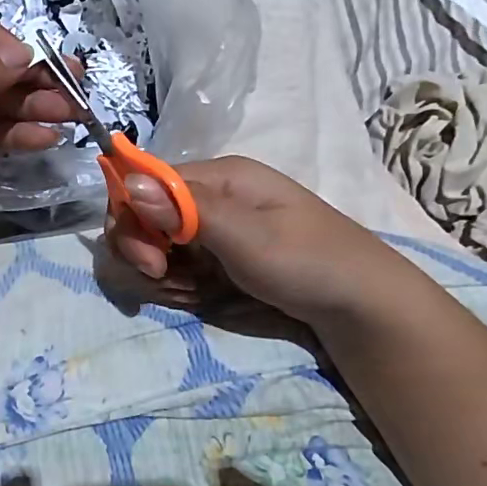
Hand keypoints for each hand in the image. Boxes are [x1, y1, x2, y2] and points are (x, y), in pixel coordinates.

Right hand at [106, 155, 401, 320]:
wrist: (357, 307)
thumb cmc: (309, 263)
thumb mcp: (249, 236)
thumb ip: (188, 210)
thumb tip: (129, 182)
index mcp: (218, 178)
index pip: (143, 185)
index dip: (132, 220)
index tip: (151, 263)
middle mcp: (206, 198)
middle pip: (139, 216)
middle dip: (142, 252)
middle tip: (164, 281)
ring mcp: (208, 230)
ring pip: (151, 246)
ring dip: (158, 275)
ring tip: (193, 294)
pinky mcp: (211, 258)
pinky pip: (171, 267)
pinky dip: (174, 285)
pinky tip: (198, 297)